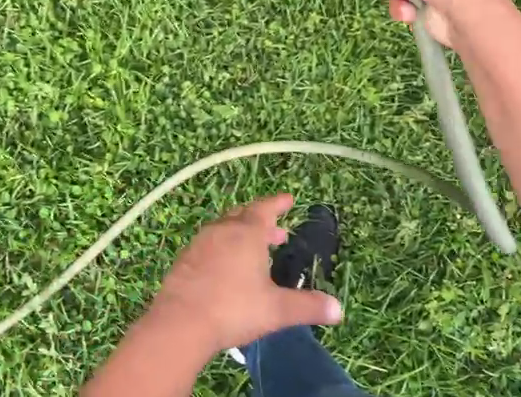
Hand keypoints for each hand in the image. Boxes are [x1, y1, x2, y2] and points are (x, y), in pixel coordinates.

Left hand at [143, 194, 342, 355]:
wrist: (181, 321)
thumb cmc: (234, 309)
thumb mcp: (277, 310)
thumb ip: (308, 306)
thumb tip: (338, 309)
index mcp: (247, 233)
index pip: (265, 209)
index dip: (278, 203)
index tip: (289, 198)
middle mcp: (223, 230)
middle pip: (244, 215)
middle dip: (262, 221)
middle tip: (277, 232)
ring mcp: (201, 243)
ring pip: (225, 228)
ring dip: (241, 234)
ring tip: (253, 251)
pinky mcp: (186, 259)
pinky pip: (209, 245)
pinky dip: (223, 248)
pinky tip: (226, 268)